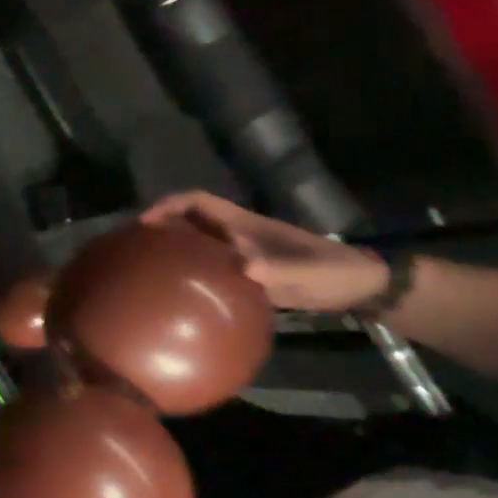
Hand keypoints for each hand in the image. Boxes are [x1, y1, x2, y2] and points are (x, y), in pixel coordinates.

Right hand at [142, 192, 388, 312]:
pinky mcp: (246, 275)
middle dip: (160, 227)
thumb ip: (279, 269)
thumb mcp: (310, 272)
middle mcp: (238, 236)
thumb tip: (243, 269)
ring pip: (197, 245)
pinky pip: (208, 269)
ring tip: (145, 269)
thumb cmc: (336, 273)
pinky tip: (177, 294)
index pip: (199, 203)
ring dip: (172, 250)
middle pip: (190, 221)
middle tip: (133, 247)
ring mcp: (241, 255)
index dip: (169, 205)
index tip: (144, 222)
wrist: (364, 289)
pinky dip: (189, 274)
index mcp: (246, 226)